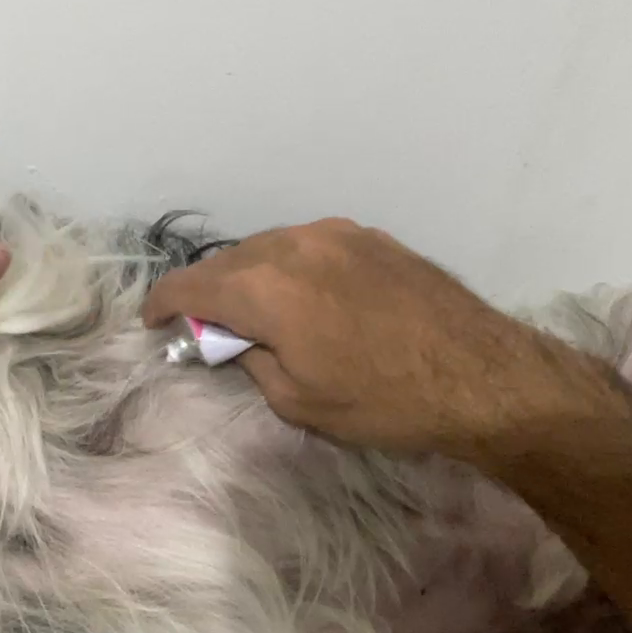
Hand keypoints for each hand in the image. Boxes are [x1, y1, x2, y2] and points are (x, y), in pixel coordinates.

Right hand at [141, 219, 618, 459]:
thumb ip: (250, 360)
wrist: (479, 375)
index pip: (189, 286)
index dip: (162, 305)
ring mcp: (335, 232)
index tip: (152, 323)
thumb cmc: (382, 400)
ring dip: (250, 276)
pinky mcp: (369, 235)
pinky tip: (305, 296)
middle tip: (207, 328)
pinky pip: (308, 245)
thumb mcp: (298, 400)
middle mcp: (293, 243)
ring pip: (268, 248)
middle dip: (207, 292)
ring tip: (257, 312)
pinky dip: (289, 267)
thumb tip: (236, 340)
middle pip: (226, 262)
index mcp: (264, 286)